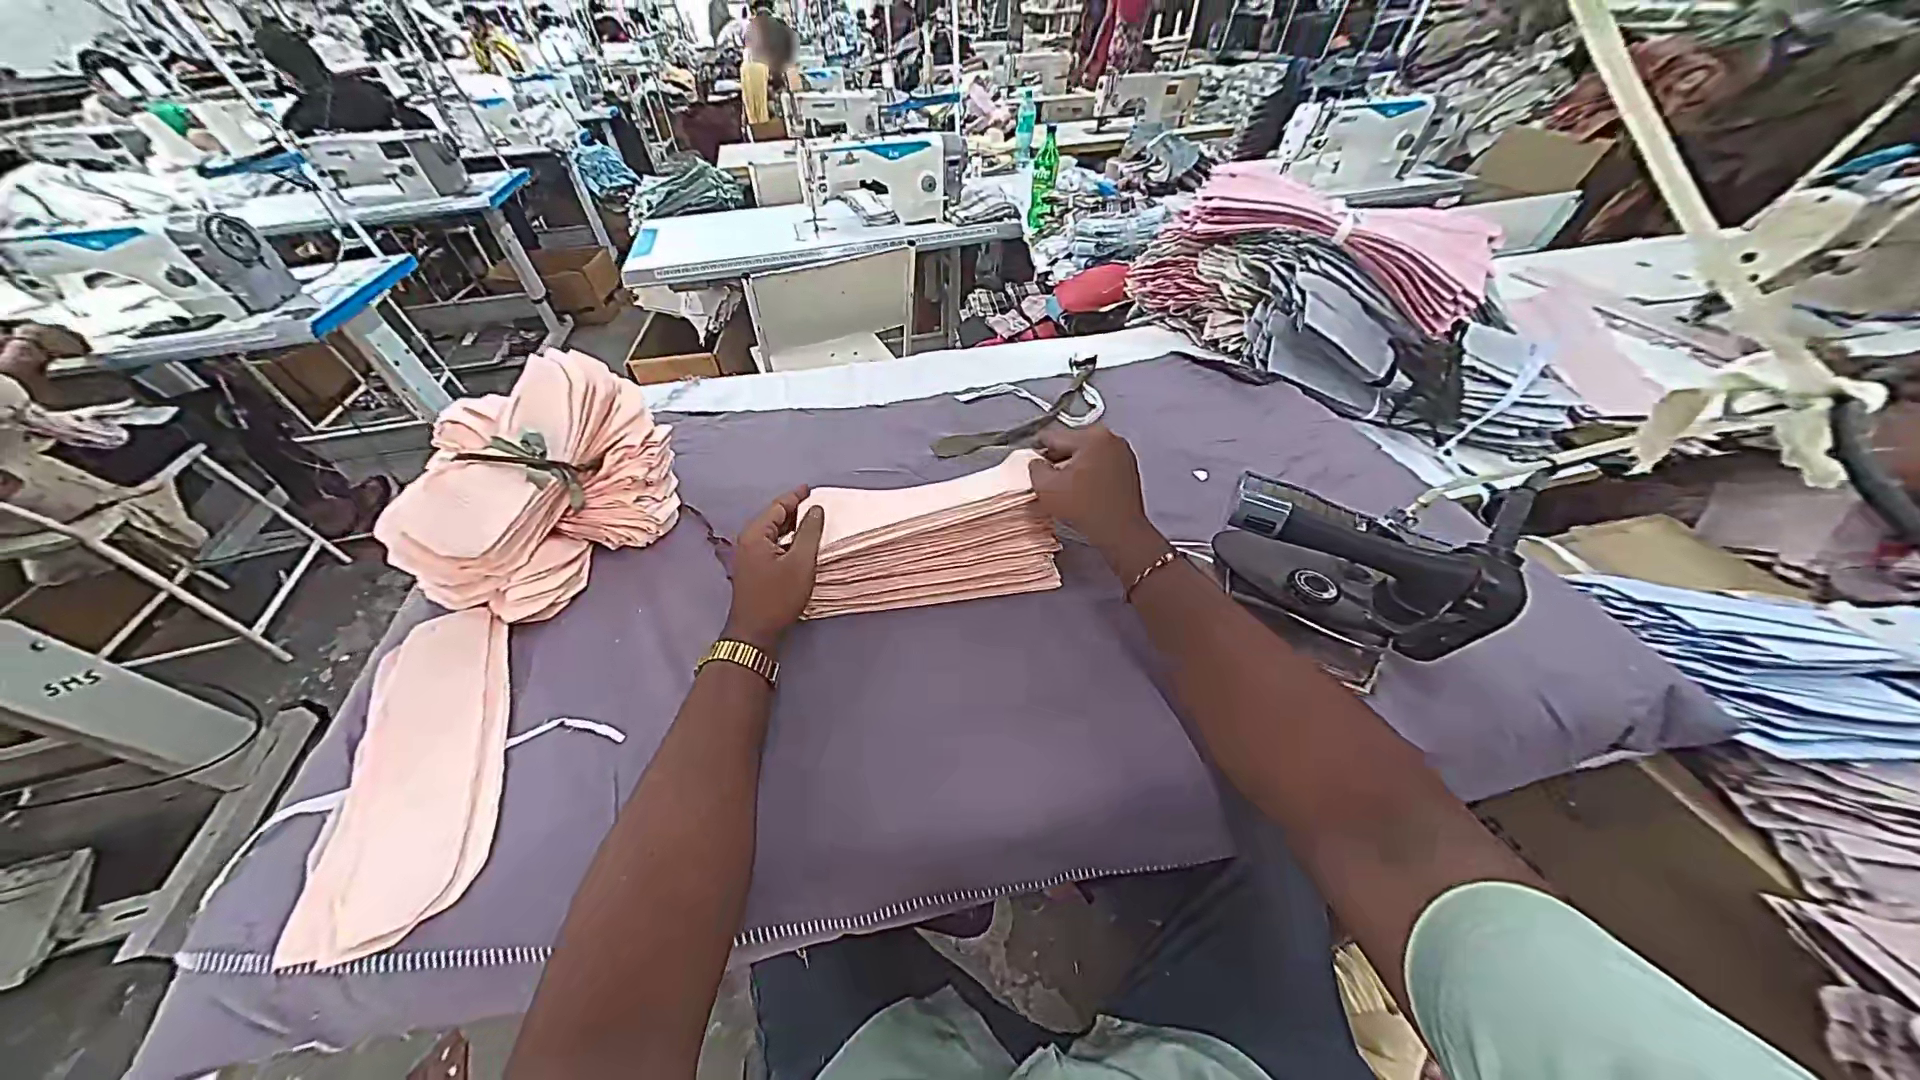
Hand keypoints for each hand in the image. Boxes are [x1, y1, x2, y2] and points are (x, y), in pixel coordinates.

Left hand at [725, 487, 824, 649]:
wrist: (755, 631)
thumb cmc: (778, 596)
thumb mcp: (801, 562)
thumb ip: (809, 532)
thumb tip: (815, 510)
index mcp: (755, 534)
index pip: (777, 507)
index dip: (795, 497)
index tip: (810, 489)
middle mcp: (748, 541)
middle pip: (773, 518)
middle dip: (794, 510)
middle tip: (815, 505)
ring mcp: (748, 556)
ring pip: (773, 533)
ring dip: (791, 527)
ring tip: (812, 523)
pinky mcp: (753, 569)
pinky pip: (772, 545)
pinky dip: (787, 541)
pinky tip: (801, 546)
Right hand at [1027, 424, 1168, 580]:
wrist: (1120, 531)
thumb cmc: (1086, 508)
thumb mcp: (1046, 487)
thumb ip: (1034, 468)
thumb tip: (1037, 463)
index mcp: (1091, 437)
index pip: (1054, 436)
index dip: (1037, 447)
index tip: (1031, 454)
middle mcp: (1111, 439)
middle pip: (1072, 443)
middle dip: (1057, 458)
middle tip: (1046, 475)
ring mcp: (1123, 453)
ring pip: (1087, 454)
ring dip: (1073, 466)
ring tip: (1064, 487)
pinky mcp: (1129, 468)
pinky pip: (1101, 464)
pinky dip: (1089, 473)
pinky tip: (1082, 491)